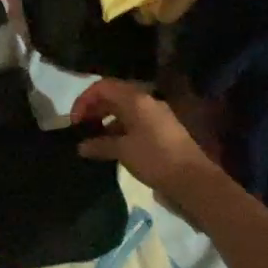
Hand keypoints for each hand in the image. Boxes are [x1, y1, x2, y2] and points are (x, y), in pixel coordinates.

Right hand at [70, 79, 219, 196]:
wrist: (193, 180)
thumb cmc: (155, 159)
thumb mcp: (123, 151)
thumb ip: (100, 145)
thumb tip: (82, 146)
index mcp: (136, 99)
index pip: (102, 87)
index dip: (84, 100)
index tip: (75, 122)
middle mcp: (146, 102)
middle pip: (113, 96)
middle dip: (94, 109)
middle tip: (81, 130)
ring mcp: (155, 116)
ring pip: (123, 110)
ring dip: (105, 121)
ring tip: (92, 140)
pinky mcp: (161, 131)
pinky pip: (133, 123)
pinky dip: (118, 130)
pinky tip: (110, 148)